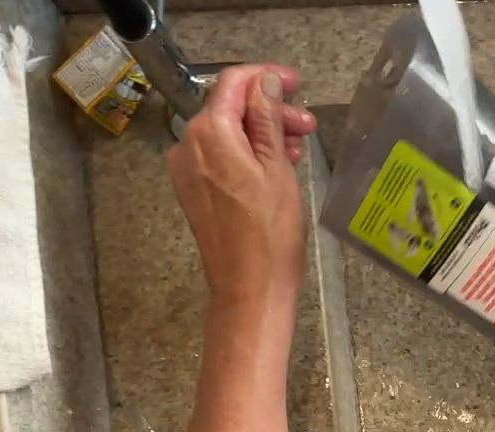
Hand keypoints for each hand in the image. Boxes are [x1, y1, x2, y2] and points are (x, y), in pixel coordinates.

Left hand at [166, 65, 320, 305]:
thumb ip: (268, 119)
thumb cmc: (270, 235)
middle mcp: (188, 145)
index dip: (267, 78)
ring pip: (227, 135)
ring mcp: (187, 171)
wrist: (250, 290)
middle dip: (269, 112)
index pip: (234, 83)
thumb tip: (266, 83)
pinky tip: (275, 168)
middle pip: (229, 109)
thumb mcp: (277, 169)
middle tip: (307, 126)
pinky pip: (220, 159)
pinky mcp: (194, 193)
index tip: (297, 84)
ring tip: (297, 151)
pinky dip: (247, 156)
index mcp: (209, 132)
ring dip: (260, 135)